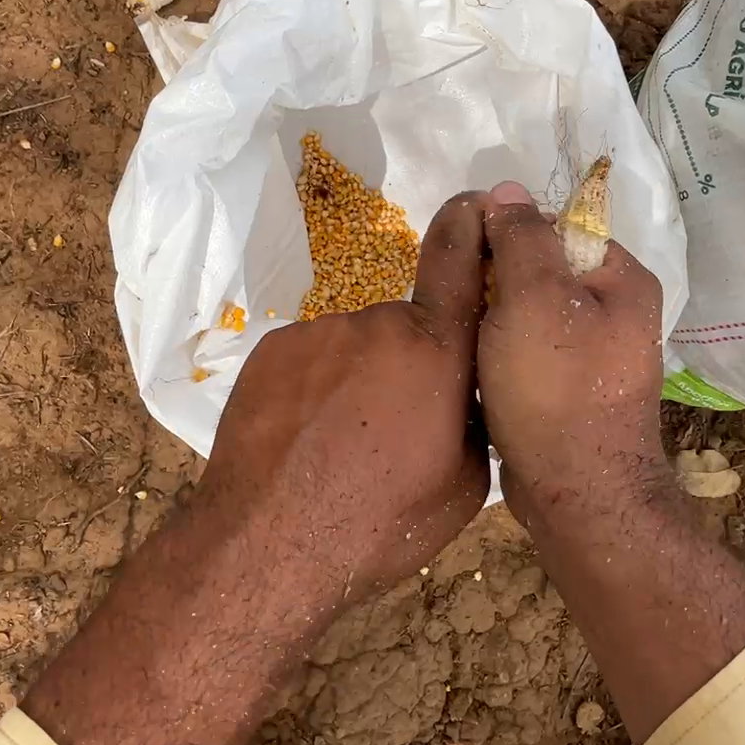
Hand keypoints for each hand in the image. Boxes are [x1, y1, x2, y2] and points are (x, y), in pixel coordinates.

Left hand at [194, 189, 492, 599]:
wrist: (268, 544)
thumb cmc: (380, 522)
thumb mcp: (463, 485)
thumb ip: (474, 418)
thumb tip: (466, 391)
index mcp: (435, 352)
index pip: (457, 263)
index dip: (469, 226)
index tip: (476, 200)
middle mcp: (378, 325)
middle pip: (406, 329)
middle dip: (407, 364)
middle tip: (391, 428)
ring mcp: (319, 333)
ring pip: (355, 347)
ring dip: (357, 379)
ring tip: (339, 442)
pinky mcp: (273, 349)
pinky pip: (311, 358)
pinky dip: (314, 386)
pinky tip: (302, 435)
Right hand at [476, 181, 666, 527]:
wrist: (577, 495)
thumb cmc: (555, 390)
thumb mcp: (532, 298)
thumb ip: (520, 237)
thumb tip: (507, 188)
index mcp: (621, 278)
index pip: (554, 226)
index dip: (504, 234)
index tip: (467, 259)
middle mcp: (617, 310)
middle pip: (540, 268)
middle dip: (496, 280)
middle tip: (462, 302)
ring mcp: (596, 353)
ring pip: (529, 312)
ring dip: (494, 318)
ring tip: (466, 337)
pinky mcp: (573, 388)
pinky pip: (529, 350)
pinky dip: (501, 352)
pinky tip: (480, 367)